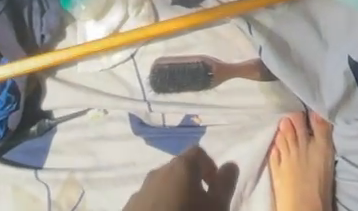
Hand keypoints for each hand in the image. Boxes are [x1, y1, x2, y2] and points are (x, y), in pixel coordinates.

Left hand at [123, 145, 239, 210]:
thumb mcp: (217, 207)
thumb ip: (225, 184)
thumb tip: (230, 165)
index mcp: (181, 166)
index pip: (199, 153)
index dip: (210, 168)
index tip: (215, 189)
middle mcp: (158, 172)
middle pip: (179, 170)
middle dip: (191, 184)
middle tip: (200, 207)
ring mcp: (139, 192)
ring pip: (161, 188)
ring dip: (173, 197)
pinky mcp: (127, 209)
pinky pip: (147, 204)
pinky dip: (157, 209)